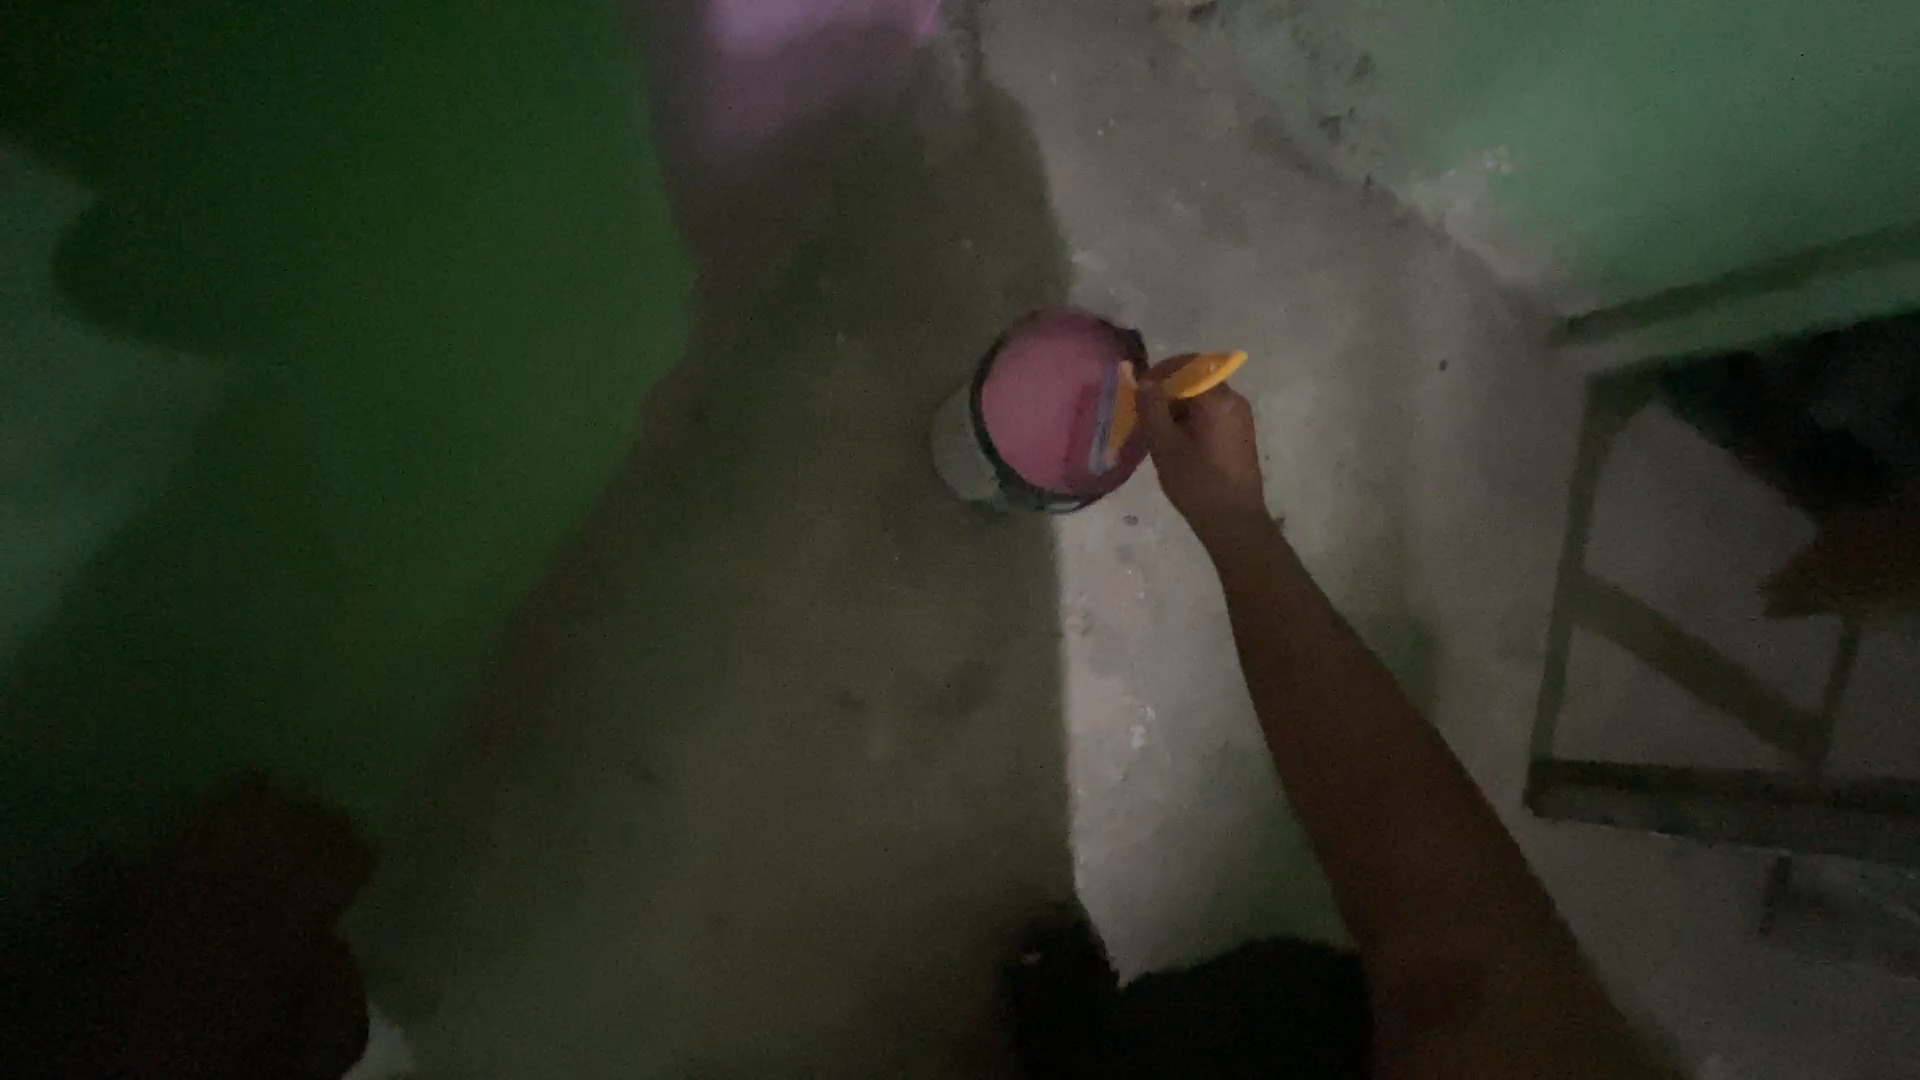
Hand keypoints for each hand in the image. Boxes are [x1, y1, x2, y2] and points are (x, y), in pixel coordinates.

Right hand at [1137, 368, 1268, 542]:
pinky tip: (1177, 441)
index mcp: (1217, 399)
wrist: (1233, 520)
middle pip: (1198, 379)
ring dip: (1179, 405)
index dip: (1161, 371)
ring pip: (1204, 397)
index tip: (1140, 389)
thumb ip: (1152, 408)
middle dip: (1168, 390)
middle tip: (1145, 413)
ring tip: (1158, 431)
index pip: (1188, 365)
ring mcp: (1241, 417)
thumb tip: (1146, 381)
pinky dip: (1192, 417)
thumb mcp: (1164, 445)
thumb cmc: (1196, 482)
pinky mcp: (1241, 433)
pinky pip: (1213, 412)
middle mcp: (1234, 400)